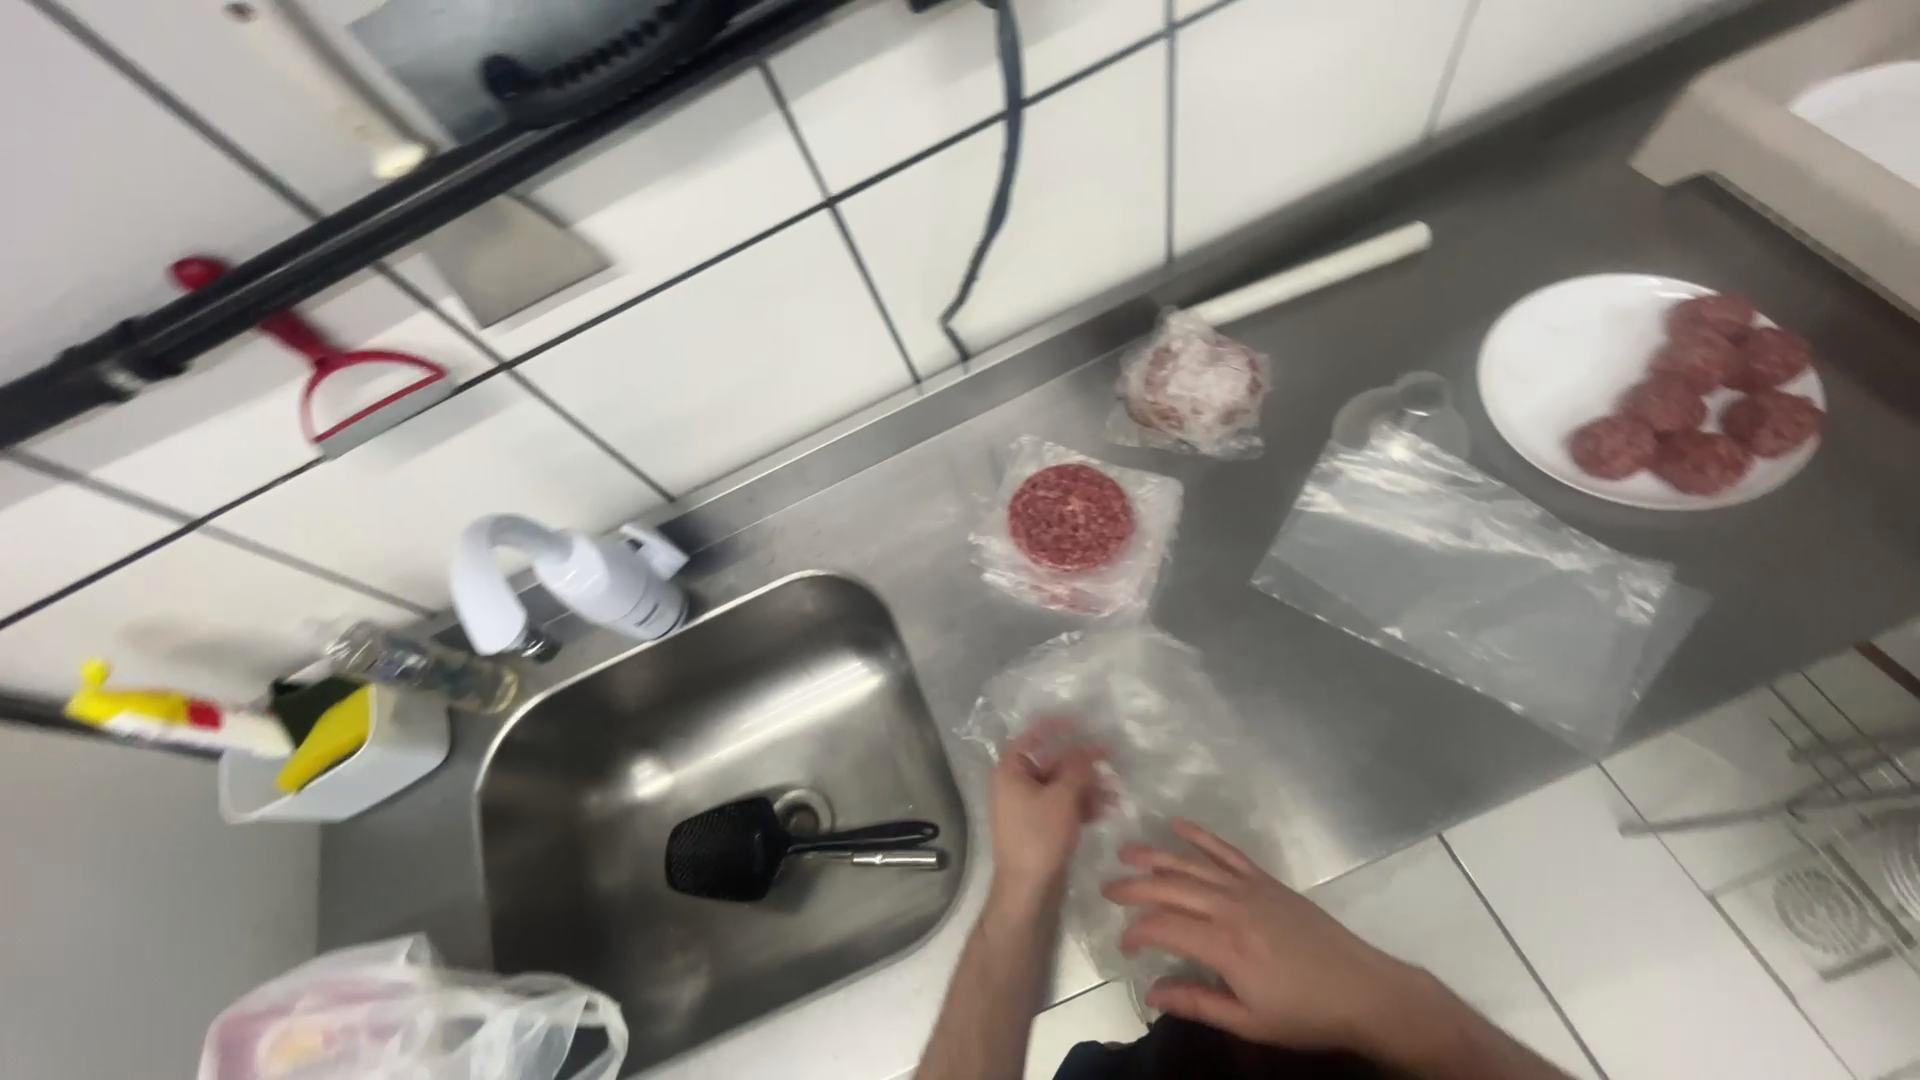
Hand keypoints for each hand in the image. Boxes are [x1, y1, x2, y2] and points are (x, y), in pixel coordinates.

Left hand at [989, 718, 1105, 904]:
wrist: (1028, 891)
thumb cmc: (1039, 837)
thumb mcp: (1061, 797)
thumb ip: (1076, 768)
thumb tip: (1087, 747)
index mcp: (1011, 771)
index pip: (1031, 738)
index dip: (1055, 728)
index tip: (1080, 723)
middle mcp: (1016, 785)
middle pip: (1052, 763)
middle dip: (1083, 765)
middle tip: (1112, 760)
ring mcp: (1028, 807)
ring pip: (1061, 787)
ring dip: (1088, 787)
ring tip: (1116, 793)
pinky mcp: (1040, 827)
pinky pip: (1063, 807)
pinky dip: (1083, 806)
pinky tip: (1107, 810)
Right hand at [1102, 819, 1431, 1055]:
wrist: (1362, 989)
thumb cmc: (1304, 1013)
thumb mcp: (1249, 1023)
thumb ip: (1196, 1003)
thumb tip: (1150, 991)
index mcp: (1224, 945)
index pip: (1163, 927)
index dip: (1136, 932)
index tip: (1124, 944)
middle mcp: (1230, 907)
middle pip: (1169, 888)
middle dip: (1133, 886)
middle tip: (1107, 887)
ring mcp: (1247, 887)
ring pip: (1191, 864)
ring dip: (1155, 856)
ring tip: (1126, 852)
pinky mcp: (1264, 879)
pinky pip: (1225, 851)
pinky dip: (1200, 835)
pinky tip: (1177, 825)